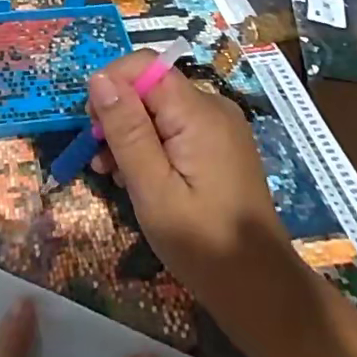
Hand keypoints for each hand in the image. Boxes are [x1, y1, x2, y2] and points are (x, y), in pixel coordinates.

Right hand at [86, 53, 288, 305]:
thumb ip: (126, 130)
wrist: (263, 291)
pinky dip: (151, 145)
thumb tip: (98, 78)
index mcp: (199, 113)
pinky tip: (138, 178)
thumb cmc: (203, 244)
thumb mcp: (153, 189)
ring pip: (159, 109)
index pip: (145, 65)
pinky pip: (175, 128)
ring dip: (130, 134)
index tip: (93, 127)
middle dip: (117, 115)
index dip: (111, 84)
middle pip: (150, 87)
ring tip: (112, 175)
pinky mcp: (218, 146)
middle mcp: (212, 108)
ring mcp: (218, 127)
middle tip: (100, 160)